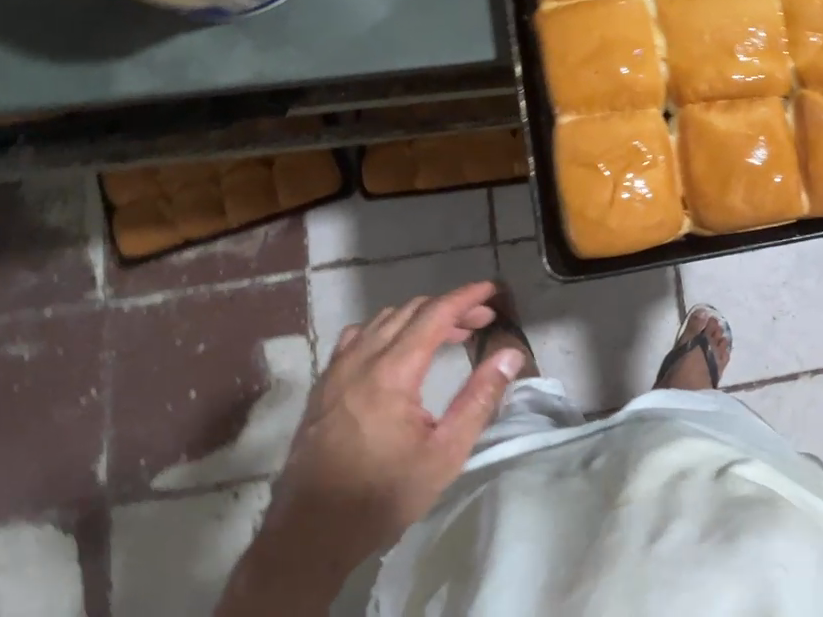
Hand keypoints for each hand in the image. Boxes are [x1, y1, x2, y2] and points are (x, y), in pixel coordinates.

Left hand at [255, 283, 524, 577]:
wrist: (312, 532)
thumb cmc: (385, 495)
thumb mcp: (446, 453)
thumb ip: (480, 398)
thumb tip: (510, 355)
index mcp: (393, 372)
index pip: (435, 314)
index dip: (467, 297)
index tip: (494, 290)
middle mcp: (362, 360)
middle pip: (410, 311)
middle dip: (449, 307)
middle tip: (480, 321)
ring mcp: (337, 371)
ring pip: (382, 320)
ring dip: (419, 317)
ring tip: (447, 335)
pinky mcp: (323, 386)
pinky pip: (357, 338)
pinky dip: (386, 330)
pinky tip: (397, 351)